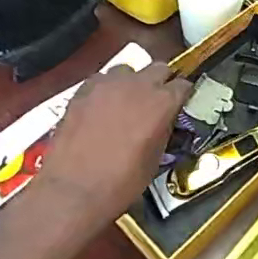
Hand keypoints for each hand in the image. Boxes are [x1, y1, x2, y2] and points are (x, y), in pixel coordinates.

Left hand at [31, 63, 191, 232]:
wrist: (74, 190)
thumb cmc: (120, 182)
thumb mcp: (155, 159)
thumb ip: (163, 130)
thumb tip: (164, 122)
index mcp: (162, 102)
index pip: (183, 85)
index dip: (183, 95)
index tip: (180, 103)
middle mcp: (137, 85)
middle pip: (158, 68)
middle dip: (161, 82)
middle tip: (157, 101)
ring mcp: (108, 84)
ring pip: (127, 70)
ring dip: (132, 83)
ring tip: (126, 103)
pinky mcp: (83, 89)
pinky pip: (101, 80)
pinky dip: (105, 89)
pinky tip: (101, 108)